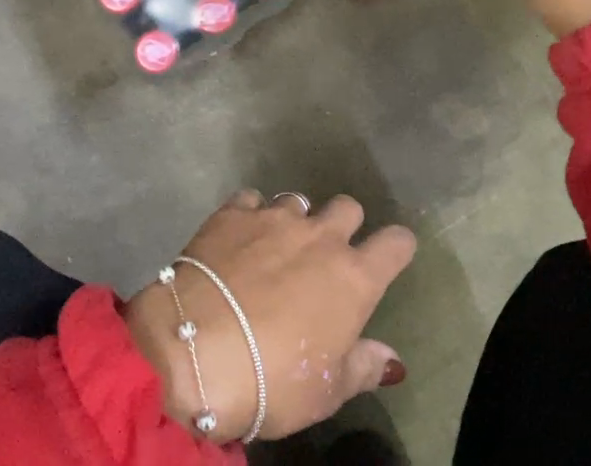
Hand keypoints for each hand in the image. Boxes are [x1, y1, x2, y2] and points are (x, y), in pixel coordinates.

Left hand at [124, 191, 415, 442]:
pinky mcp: (232, 214)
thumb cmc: (272, 380)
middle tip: (325, 254)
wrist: (194, 351)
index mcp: (354, 279)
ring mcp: (274, 219)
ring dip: (294, 220)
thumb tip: (391, 358)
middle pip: (347, 207)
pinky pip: (250, 199)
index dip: (396, 248)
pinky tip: (238, 237)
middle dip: (343, 224)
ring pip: (298, 201)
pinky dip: (249, 215)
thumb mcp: (326, 392)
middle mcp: (320, 237)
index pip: (395, 244)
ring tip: (276, 246)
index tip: (388, 257)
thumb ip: (362, 367)